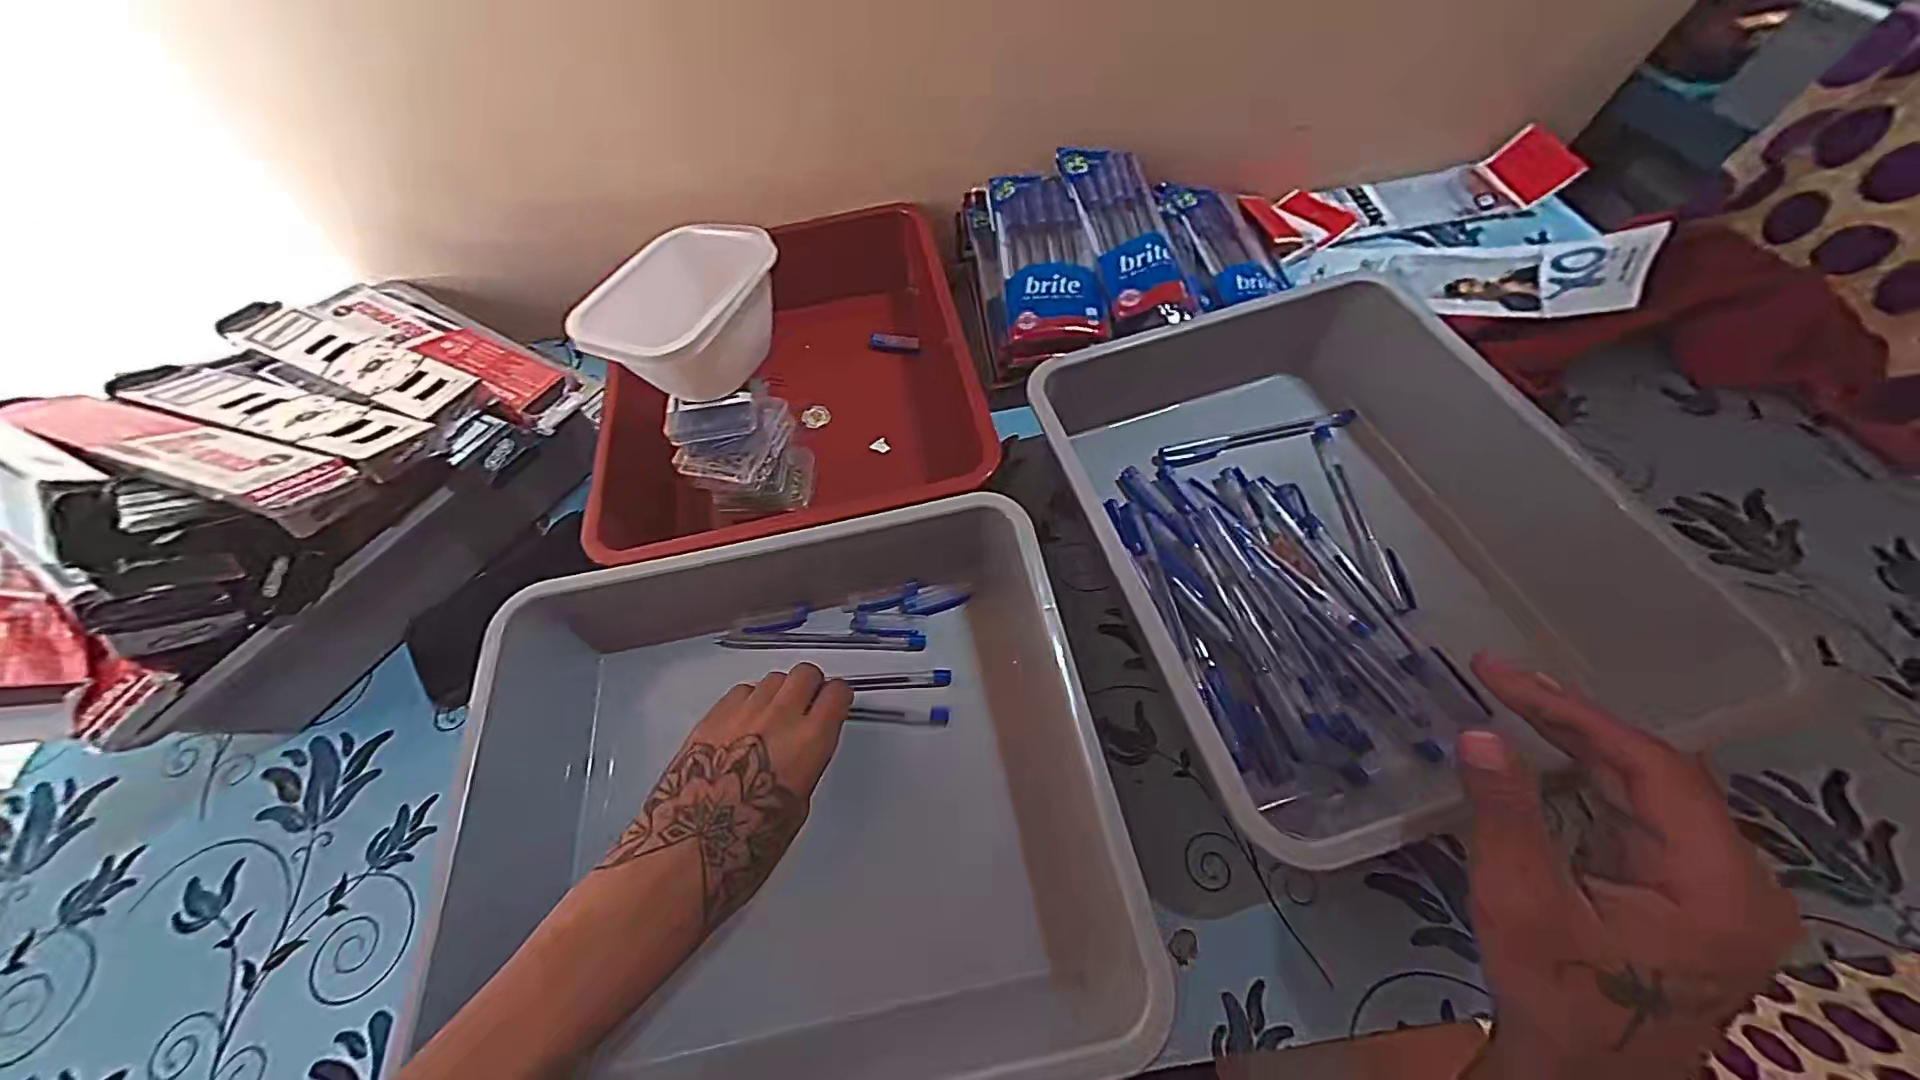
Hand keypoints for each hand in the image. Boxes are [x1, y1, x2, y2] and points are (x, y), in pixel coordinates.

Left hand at [596, 663, 851, 929]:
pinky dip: (748, 700)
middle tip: (809, 700)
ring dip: (779, 692)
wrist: (684, 848)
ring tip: (775, 714)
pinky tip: (744, 722)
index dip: (838, 697)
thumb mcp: (796, 807)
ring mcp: (743, 713)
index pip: (836, 693)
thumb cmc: (738, 843)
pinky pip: (740, 692)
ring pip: (772, 679)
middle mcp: (778, 718)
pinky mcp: (711, 716)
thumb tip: (802, 754)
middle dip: (811, 685)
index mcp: (810, 741)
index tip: (836, 702)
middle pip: (805, 673)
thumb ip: (806, 764)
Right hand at [1459, 654, 1799, 1079]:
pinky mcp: (1677, 887)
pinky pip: (1631, 809)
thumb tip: (1478, 734)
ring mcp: (1710, 884)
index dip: (1573, 713)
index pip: (1654, 769)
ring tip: (1509, 695)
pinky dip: (1580, 771)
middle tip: (1495, 676)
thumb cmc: (1555, 993)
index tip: (1498, 674)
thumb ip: (1505, 815)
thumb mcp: (1520, 904)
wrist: (1582, 1073)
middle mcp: (1734, 879)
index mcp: (1720, 887)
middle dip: (1570, 719)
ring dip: (1574, 739)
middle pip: (1654, 772)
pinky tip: (1540, 748)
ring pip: (1643, 786)